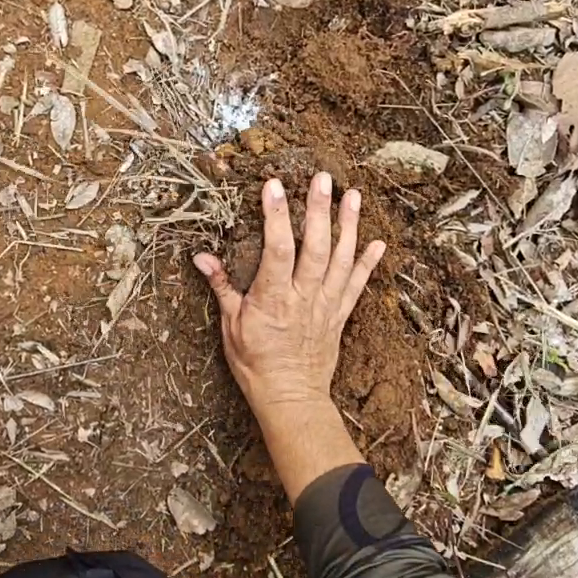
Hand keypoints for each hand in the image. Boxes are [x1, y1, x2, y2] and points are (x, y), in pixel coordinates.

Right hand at [194, 174, 385, 411]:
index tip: (274, 185)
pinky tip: (377, 242)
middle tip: (322, 178)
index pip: (277, 249)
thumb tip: (200, 257)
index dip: (276, 216)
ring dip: (349, 226)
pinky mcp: (339, 315)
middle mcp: (304, 297)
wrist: (290, 399)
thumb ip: (221, 287)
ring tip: (353, 195)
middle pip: (316, 247)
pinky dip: (368, 263)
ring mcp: (326, 305)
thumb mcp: (230, 326)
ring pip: (342, 260)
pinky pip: (358, 286)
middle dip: (319, 209)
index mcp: (273, 298)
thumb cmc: (255, 364)